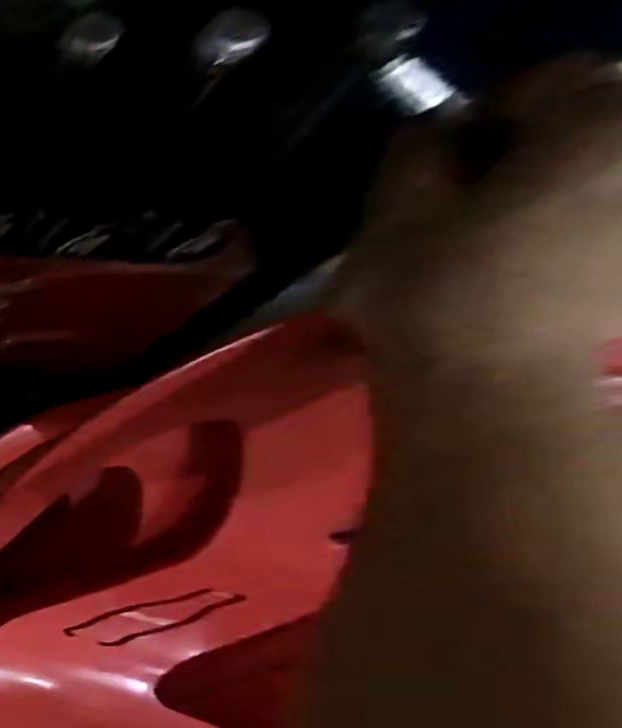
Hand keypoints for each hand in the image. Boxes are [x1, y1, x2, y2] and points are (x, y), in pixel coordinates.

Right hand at [334, 56, 621, 375]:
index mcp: (598, 120)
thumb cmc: (432, 294)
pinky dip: (571, 234)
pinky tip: (525, 271)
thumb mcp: (389, 223)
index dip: (481, 113)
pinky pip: (604, 227)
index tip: (435, 157)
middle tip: (462, 200)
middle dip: (526, 153)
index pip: (545, 80)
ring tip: (492, 240)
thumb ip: (410, 162)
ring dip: (549, 194)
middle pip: (588, 124)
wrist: (492, 385)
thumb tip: (429, 132)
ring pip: (598, 178)